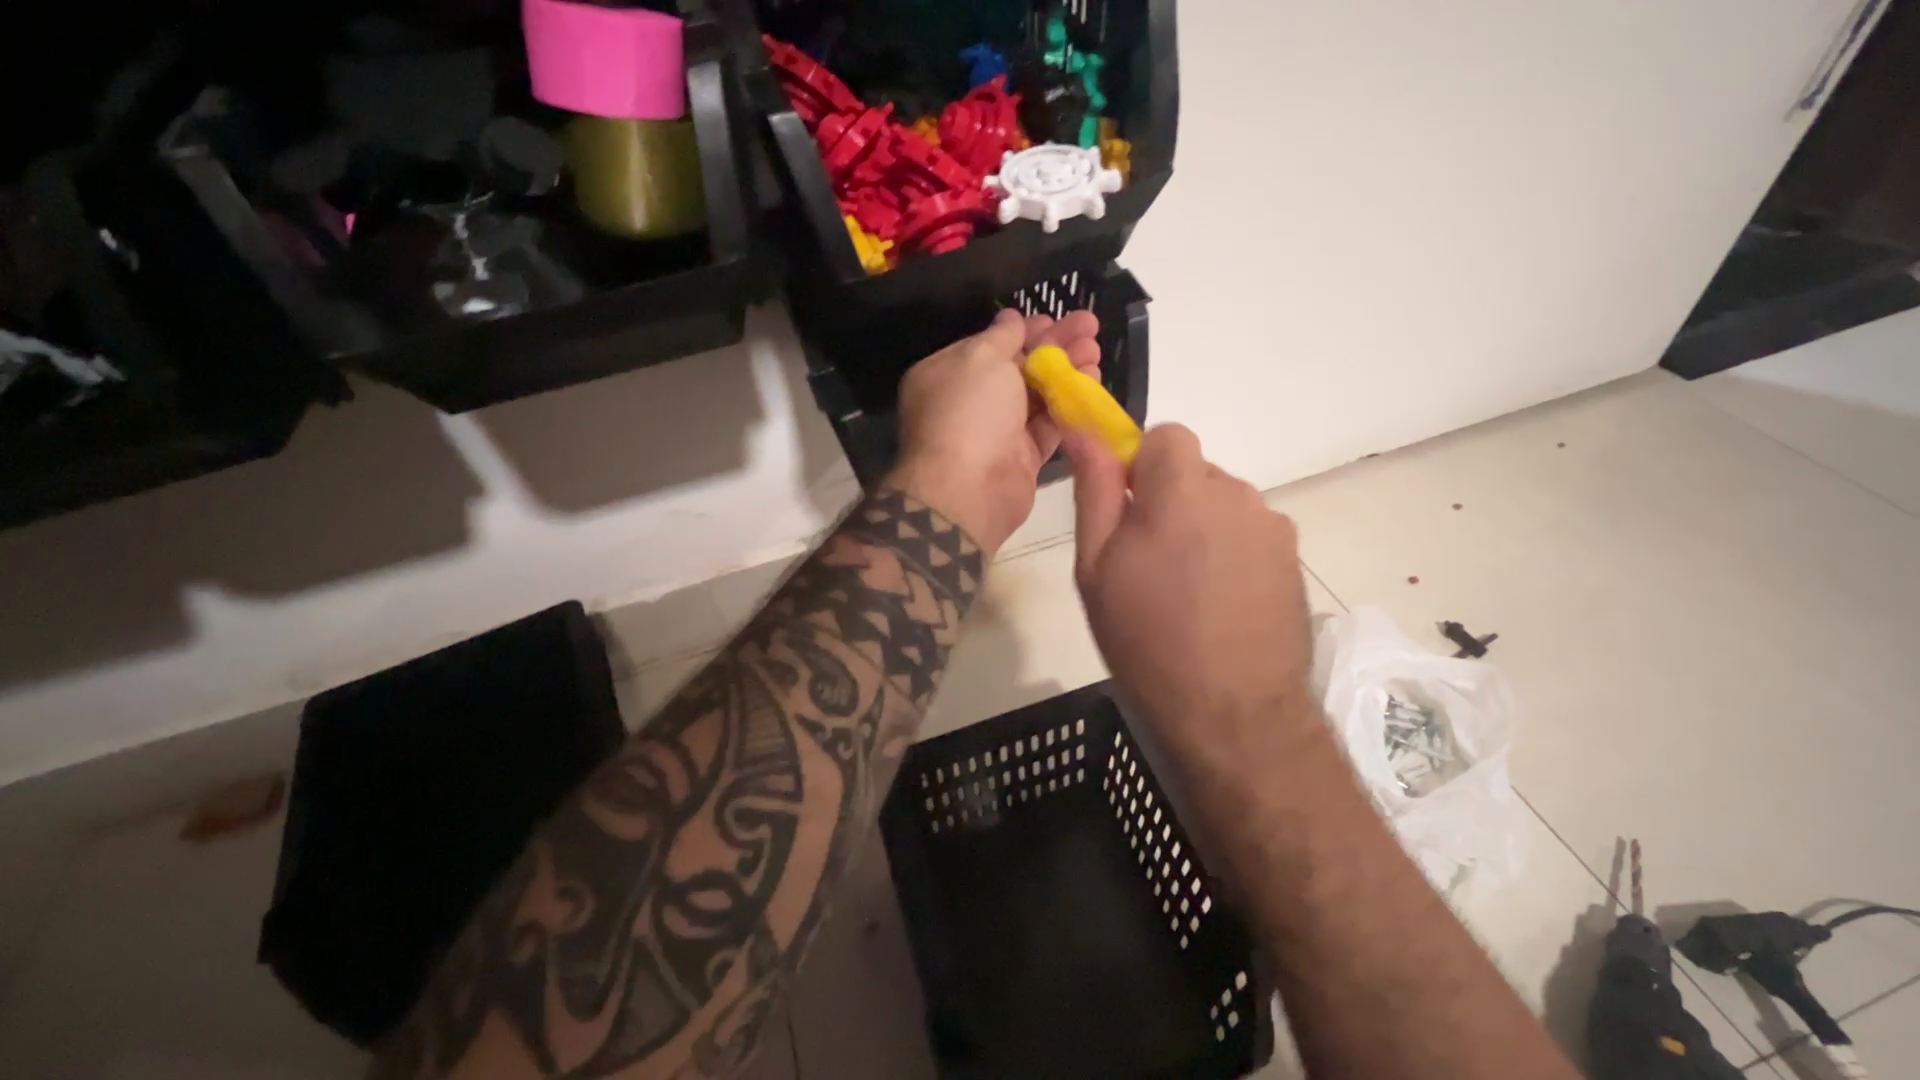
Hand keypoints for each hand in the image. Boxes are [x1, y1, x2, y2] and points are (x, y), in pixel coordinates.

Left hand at [887, 308, 1101, 554]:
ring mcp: (995, 432)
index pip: (989, 345)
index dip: (1024, 330)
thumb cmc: (967, 413)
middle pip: (1016, 367)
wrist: (968, 491)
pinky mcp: (1020, 458)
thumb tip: (1011, 319)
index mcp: (946, 374)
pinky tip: (1093, 383)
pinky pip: (1048, 425)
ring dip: (1067, 372)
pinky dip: (1069, 404)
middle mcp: (967, 402)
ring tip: (1097, 351)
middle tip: (1090, 327)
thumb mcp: (981, 358)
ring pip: (1036, 395)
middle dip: (1054, 346)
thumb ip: (1002, 335)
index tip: (1055, 318)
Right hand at [1064, 424, 1319, 797]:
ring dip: (1203, 530)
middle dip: (1171, 501)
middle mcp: (1238, 496)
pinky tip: (1220, 607)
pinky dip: (1231, 557)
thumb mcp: (1097, 568)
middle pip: (1197, 473)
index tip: (1128, 509)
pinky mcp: (1294, 562)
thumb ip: (1096, 491)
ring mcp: (1274, 530)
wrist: (1232, 715)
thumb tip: (1084, 432)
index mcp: (1184, 491)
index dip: (1142, 464)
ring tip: (1187, 594)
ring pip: (1225, 507)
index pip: (1167, 435)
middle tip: (1149, 563)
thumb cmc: (1147, 640)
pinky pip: (1251, 538)